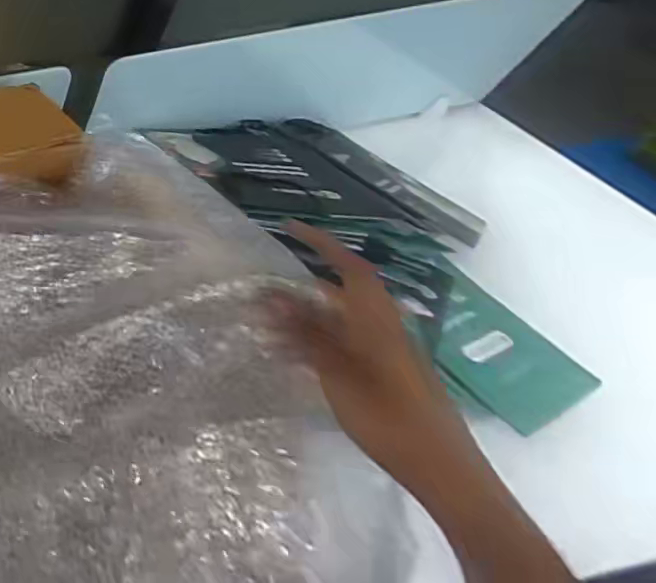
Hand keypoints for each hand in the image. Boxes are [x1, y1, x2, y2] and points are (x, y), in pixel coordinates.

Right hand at [262, 220, 476, 493]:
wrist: (445, 474)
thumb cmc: (391, 418)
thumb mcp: (341, 373)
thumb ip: (307, 333)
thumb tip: (272, 294)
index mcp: (378, 325)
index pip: (352, 270)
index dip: (323, 244)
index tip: (288, 227)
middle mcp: (382, 333)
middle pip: (338, 295)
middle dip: (296, 286)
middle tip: (256, 286)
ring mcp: (382, 356)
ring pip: (334, 322)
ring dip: (297, 317)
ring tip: (259, 321)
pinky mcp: (379, 376)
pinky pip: (337, 345)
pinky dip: (308, 341)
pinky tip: (282, 353)